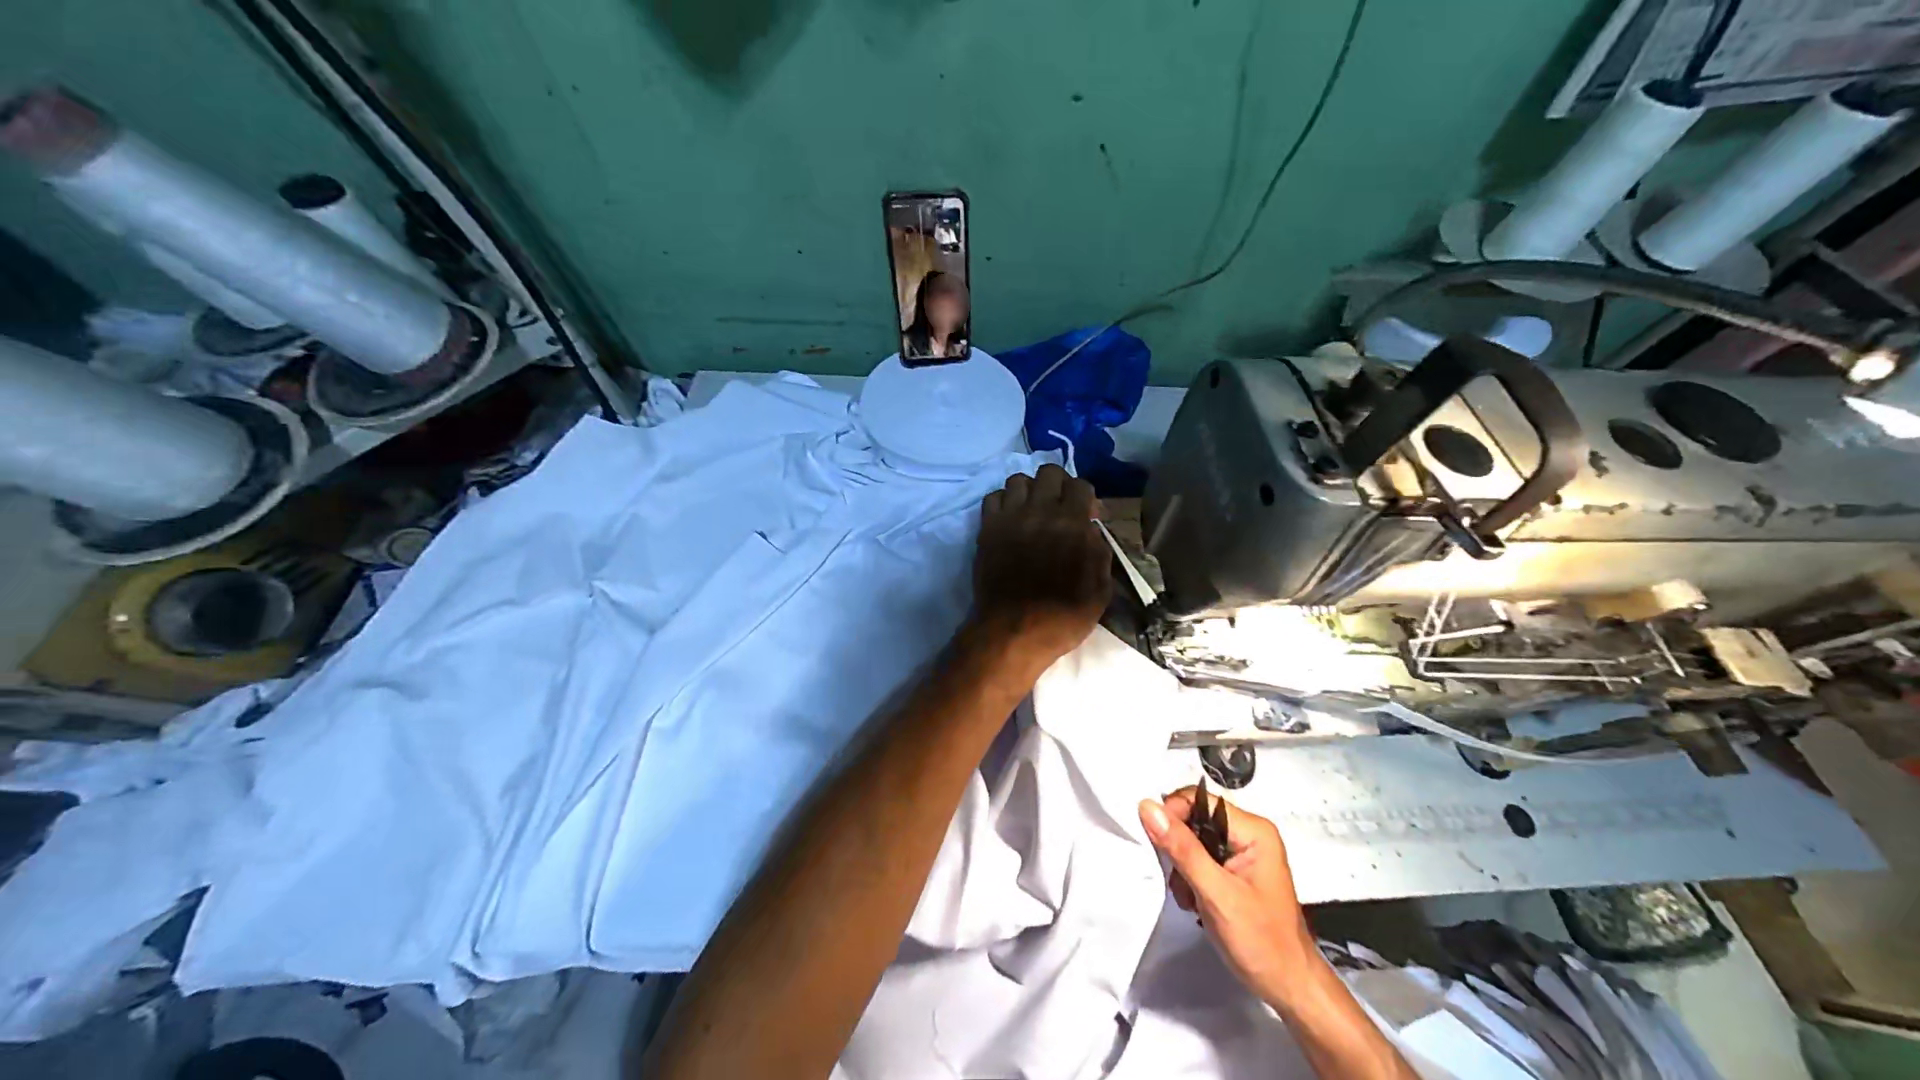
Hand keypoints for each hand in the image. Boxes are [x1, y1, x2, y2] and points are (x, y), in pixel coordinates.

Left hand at [971, 464, 1111, 668]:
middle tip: (1059, 506)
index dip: (1086, 497)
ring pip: (1018, 480)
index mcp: (1072, 523)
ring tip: (1032, 510)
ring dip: (1029, 490)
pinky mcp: (987, 529)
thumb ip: (1099, 552)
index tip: (1087, 515)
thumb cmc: (1063, 616)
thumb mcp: (1100, 589)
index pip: (1081, 485)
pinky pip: (993, 498)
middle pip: (1049, 473)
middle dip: (1058, 485)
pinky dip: (1003, 502)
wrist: (1014, 631)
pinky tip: (1010, 519)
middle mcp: (1041, 511)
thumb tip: (1091, 530)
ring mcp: (1010, 518)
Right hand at [1139, 788, 1316, 1006]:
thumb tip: (1147, 807)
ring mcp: (1242, 853)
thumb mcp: (1216, 893)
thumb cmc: (1260, 940)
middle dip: (1177, 847)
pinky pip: (1199, 857)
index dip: (1172, 816)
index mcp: (1253, 830)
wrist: (1288, 987)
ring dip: (1181, 866)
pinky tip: (1194, 901)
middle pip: (1194, 818)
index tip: (1159, 847)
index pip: (1198, 800)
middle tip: (1178, 880)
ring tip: (1189, 897)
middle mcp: (1249, 834)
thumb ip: (1182, 849)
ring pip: (1193, 839)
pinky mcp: (1234, 871)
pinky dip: (1189, 877)